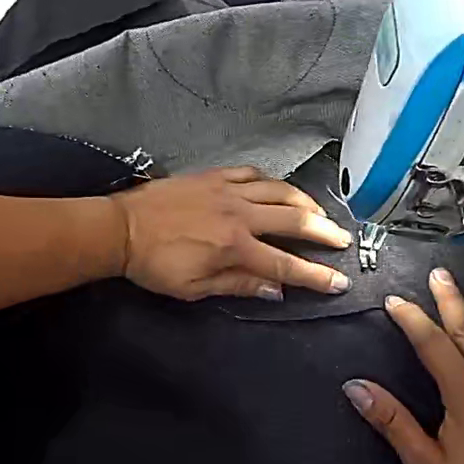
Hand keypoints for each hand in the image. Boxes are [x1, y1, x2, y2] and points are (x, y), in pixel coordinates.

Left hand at [109, 165, 352, 300]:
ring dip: (305, 203)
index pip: (287, 265)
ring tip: (320, 213)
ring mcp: (228, 190)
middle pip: (295, 221)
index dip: (317, 275)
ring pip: (280, 191)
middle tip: (343, 239)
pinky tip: (277, 190)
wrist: (121, 228)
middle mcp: (239, 215)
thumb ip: (238, 285)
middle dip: (325, 232)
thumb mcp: (195, 288)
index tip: (340, 281)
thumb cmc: (155, 265)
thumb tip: (276, 289)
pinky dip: (271, 183)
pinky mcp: (214, 176)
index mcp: (235, 247)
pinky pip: (252, 174)